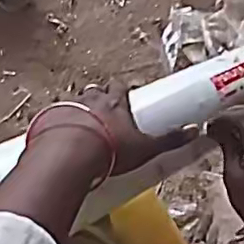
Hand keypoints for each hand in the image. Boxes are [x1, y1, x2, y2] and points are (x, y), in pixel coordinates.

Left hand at [31, 85, 196, 180]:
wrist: (68, 155)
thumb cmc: (110, 149)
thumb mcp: (146, 148)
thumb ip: (170, 140)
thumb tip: (195, 132)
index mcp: (115, 101)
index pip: (121, 87)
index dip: (124, 92)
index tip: (128, 100)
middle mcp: (91, 99)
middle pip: (96, 91)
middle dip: (100, 99)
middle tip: (105, 115)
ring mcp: (67, 108)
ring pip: (74, 103)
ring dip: (79, 112)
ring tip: (83, 129)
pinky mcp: (47, 121)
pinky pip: (53, 119)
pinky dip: (58, 125)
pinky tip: (61, 139)